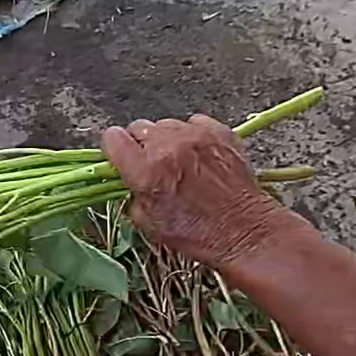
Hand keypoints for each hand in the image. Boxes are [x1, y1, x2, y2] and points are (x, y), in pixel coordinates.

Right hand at [101, 115, 294, 267]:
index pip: (113, 138)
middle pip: (139, 128)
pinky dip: (190, 135)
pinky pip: (193, 122)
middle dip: (139, 145)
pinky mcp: (219, 132)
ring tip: (176, 161)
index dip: (113, 148)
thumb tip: (128, 179)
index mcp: (146, 171)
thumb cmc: (193, 233)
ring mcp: (196, 136)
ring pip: (166, 124)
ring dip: (165, 140)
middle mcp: (168, 146)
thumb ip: (131, 193)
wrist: (242, 231)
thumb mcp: (146, 222)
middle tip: (150, 165)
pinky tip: (196, 155)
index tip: (119, 158)